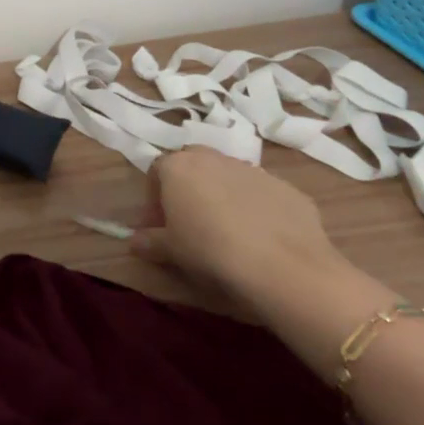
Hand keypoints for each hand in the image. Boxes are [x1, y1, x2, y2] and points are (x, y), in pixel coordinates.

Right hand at [128, 146, 347, 301]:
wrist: (284, 266)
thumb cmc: (210, 250)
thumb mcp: (170, 250)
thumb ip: (149, 242)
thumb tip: (134, 242)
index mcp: (178, 166)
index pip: (156, 172)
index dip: (154, 200)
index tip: (159, 227)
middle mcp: (214, 159)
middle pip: (194, 165)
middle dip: (189, 188)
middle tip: (191, 222)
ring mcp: (255, 171)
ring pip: (230, 178)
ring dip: (224, 197)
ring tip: (229, 232)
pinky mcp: (288, 189)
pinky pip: (264, 196)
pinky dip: (258, 210)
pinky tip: (262, 240)